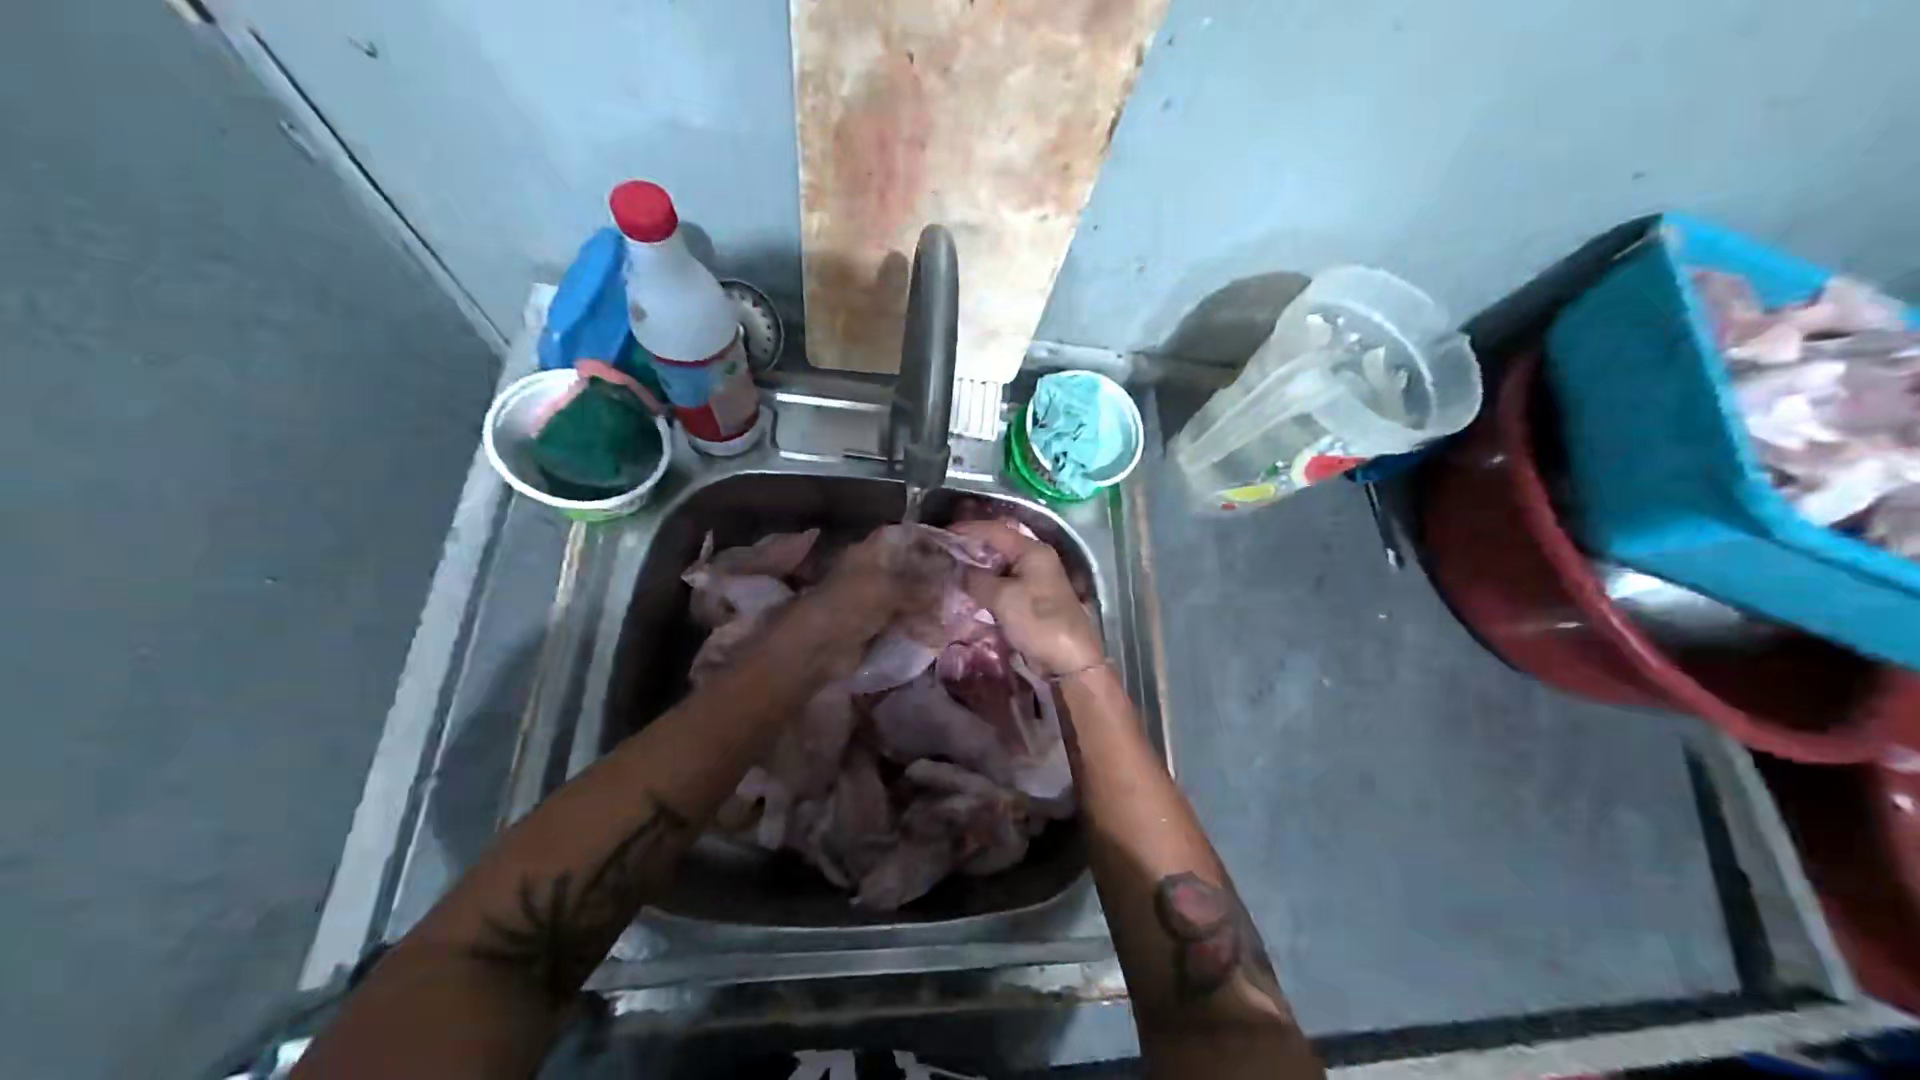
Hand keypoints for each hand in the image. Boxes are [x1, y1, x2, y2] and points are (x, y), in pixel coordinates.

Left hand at [789, 525, 951, 648]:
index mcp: (869, 554)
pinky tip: (940, 628)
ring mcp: (873, 602)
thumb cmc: (850, 605)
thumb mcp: (889, 587)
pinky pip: (904, 621)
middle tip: (963, 583)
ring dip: (929, 603)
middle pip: (909, 570)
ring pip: (909, 597)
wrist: (820, 648)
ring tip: (957, 608)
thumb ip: (921, 582)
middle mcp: (872, 573)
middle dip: (934, 577)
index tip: (956, 551)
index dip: (928, 543)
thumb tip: (951, 577)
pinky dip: (920, 624)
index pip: (904, 540)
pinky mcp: (875, 628)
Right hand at [948, 520, 1104, 677]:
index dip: (968, 530)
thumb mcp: (1002, 598)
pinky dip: (987, 589)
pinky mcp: (1032, 601)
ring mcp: (1035, 581)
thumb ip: (976, 580)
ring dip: (977, 572)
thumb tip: (958, 570)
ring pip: (999, 569)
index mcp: (1033, 551)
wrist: (1069, 659)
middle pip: (997, 547)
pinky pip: (1004, 587)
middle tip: (944, 555)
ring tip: (951, 574)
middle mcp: (1035, 560)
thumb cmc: (1038, 621)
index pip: (995, 530)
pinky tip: (969, 595)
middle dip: (971, 551)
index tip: (942, 534)